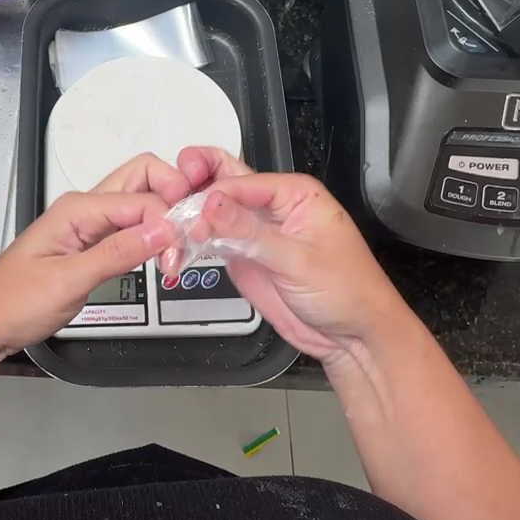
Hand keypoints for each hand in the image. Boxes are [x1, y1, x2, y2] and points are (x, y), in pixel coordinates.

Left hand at [0, 182, 177, 362]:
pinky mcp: (92, 244)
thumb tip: (164, 229)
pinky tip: (162, 256)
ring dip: (165, 218)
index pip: (141, 199)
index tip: (177, 256)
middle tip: (189, 234)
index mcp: (78, 208)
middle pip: (143, 178)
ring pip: (140, 201)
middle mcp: (85, 208)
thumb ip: (118, 253)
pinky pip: (131, 227)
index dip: (167, 223)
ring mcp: (89, 224)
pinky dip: (152, 236)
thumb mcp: (69, 280)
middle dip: (173, 197)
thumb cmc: (14, 302)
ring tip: (177, 252)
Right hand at [166, 147, 412, 368]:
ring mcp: (255, 232)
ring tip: (168, 231)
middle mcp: (272, 207)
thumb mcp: (298, 258)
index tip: (191, 211)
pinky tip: (176, 248)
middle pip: (224, 183)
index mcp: (295, 193)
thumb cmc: (348, 291)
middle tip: (168, 197)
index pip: (242, 181)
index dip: (213, 193)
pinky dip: (192, 244)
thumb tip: (213, 203)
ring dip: (189, 220)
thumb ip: (250, 232)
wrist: (352, 337)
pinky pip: (211, 241)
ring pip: (212, 213)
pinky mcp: (243, 256)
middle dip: (194, 188)